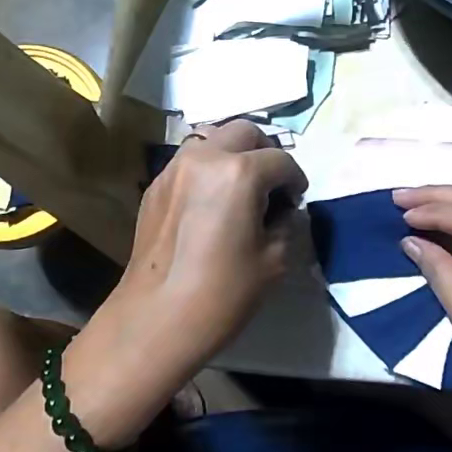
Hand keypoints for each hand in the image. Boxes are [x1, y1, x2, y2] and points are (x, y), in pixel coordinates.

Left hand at [65, 121, 306, 442]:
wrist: (155, 320)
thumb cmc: (223, 292)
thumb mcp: (275, 259)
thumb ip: (285, 222)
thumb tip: (279, 210)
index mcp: (239, 172)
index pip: (281, 160)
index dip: (296, 180)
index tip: (296, 201)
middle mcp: (204, 157)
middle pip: (244, 131)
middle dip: (265, 152)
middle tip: (272, 184)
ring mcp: (174, 169)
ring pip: (212, 139)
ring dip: (234, 154)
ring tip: (241, 187)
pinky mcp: (155, 186)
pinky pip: (190, 162)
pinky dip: (208, 169)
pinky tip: (212, 202)